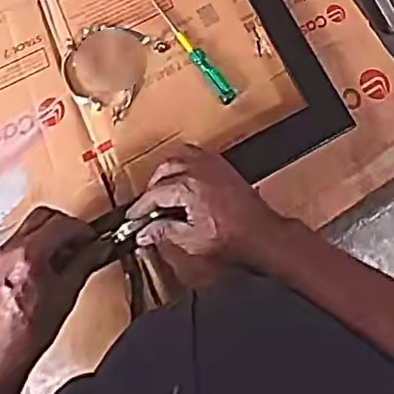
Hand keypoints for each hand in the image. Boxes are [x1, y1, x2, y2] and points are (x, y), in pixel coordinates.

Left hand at [0, 207, 106, 385]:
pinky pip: (19, 242)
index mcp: (28, 255)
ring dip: (51, 233)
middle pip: (44, 216)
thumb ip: (85, 264)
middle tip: (82, 239)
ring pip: (30, 226)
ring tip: (67, 252)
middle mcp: (10, 252)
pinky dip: (37, 244)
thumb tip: (99, 249)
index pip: (62, 224)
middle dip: (66, 224)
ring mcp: (0, 259)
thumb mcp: (65, 296)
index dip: (83, 230)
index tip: (94, 239)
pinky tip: (49, 264)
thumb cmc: (24, 337)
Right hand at [127, 144, 296, 268]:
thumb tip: (145, 232)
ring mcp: (212, 164)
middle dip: (152, 188)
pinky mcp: (222, 164)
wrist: (259, 233)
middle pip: (164, 169)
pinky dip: (184, 161)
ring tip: (162, 190)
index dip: (140, 207)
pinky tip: (184, 177)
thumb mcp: (192, 241)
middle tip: (147, 207)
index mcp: (189, 187)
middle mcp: (199, 169)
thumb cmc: (232, 238)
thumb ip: (165, 233)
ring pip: (179, 156)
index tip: (133, 217)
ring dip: (166, 171)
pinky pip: (196, 153)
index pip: (155, 193)